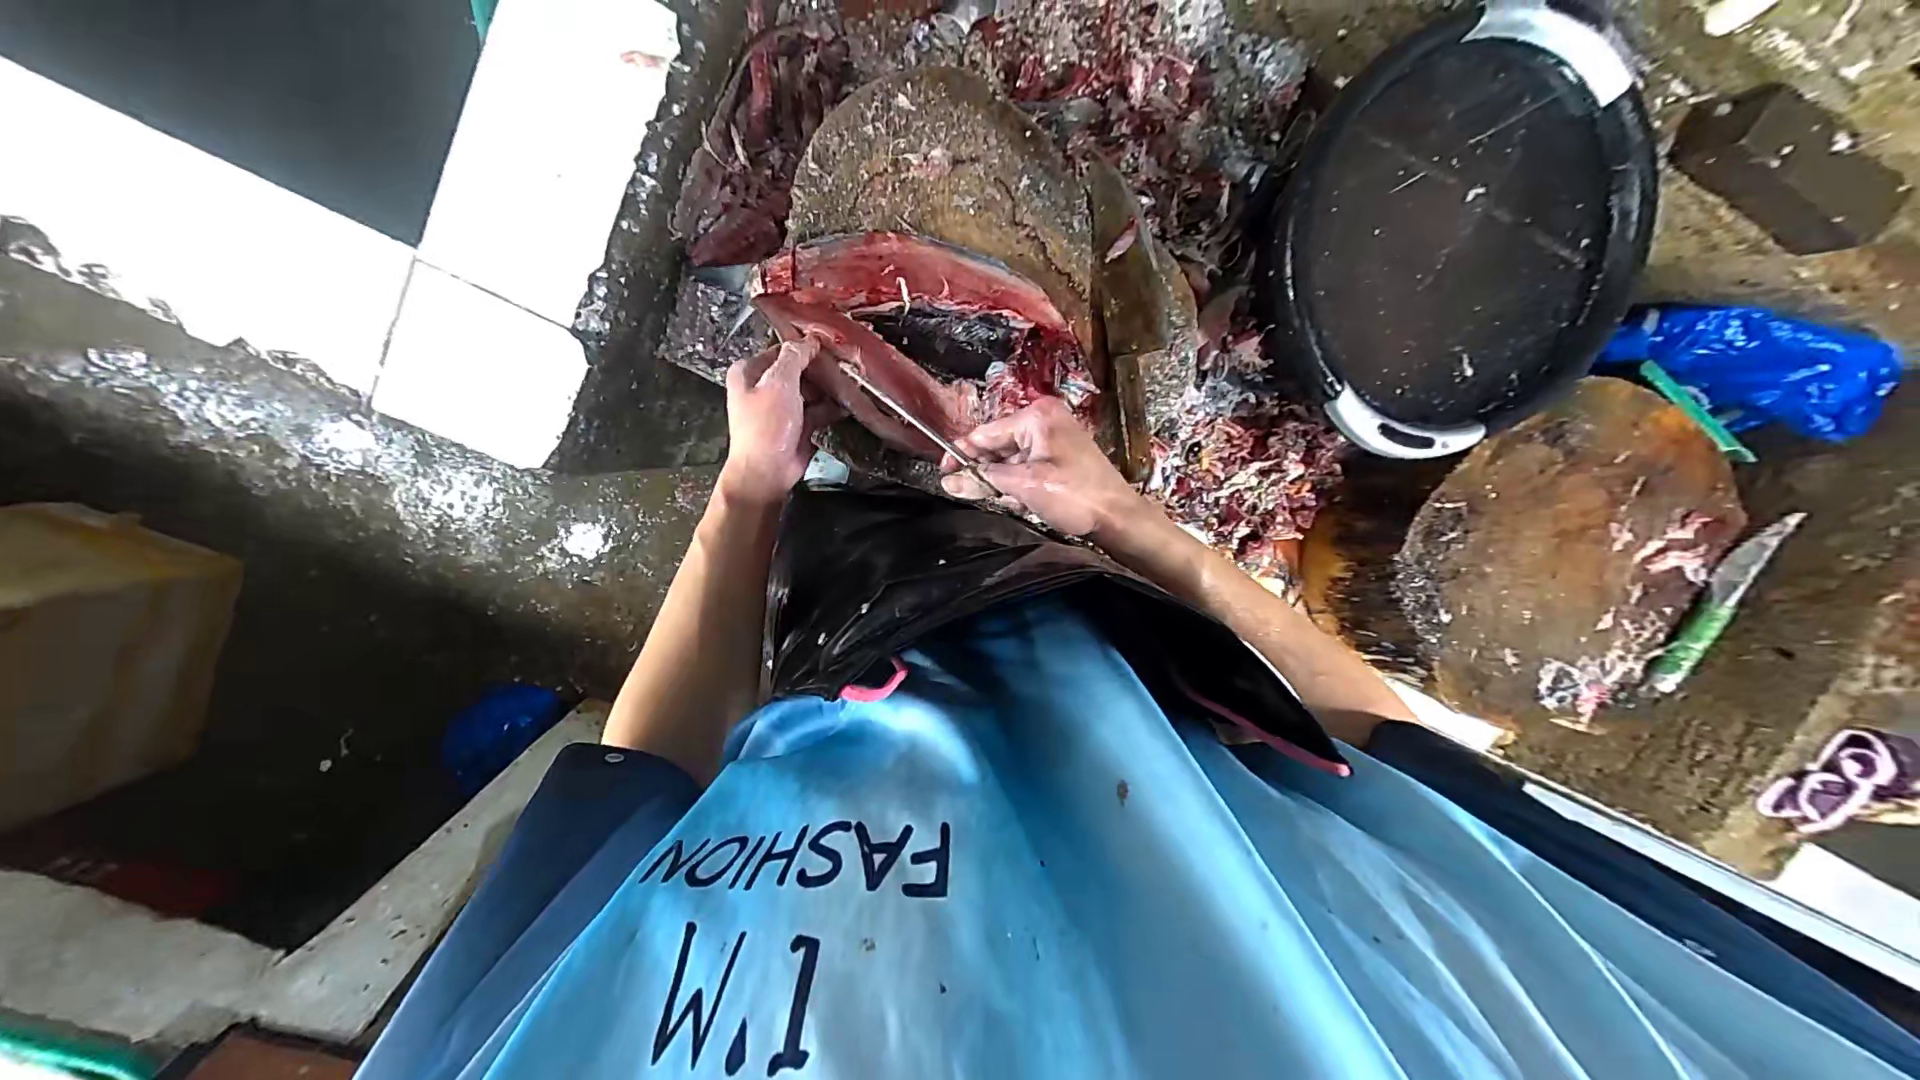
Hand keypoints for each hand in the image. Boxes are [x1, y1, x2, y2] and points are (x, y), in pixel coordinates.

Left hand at [718, 339, 839, 505]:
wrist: (766, 472)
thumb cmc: (765, 427)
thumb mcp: (779, 383)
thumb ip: (794, 358)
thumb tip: (808, 341)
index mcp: (749, 372)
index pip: (781, 351)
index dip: (805, 349)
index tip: (829, 347)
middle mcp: (763, 388)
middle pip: (799, 371)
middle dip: (821, 371)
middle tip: (844, 366)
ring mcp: (782, 408)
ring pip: (811, 391)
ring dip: (829, 390)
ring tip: (850, 384)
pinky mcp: (797, 426)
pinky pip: (817, 411)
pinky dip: (831, 409)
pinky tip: (847, 404)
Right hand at [940, 397, 1145, 537]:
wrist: (1118, 517)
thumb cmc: (1077, 496)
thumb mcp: (1024, 486)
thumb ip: (983, 480)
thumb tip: (949, 481)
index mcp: (1037, 416)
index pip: (985, 432)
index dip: (961, 453)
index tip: (944, 472)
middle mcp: (1044, 420)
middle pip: (997, 445)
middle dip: (987, 472)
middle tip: (974, 493)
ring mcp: (1053, 438)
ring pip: (1010, 460)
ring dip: (1004, 483)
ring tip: (1012, 501)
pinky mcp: (1059, 457)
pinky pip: (1026, 467)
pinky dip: (1019, 484)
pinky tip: (1024, 501)